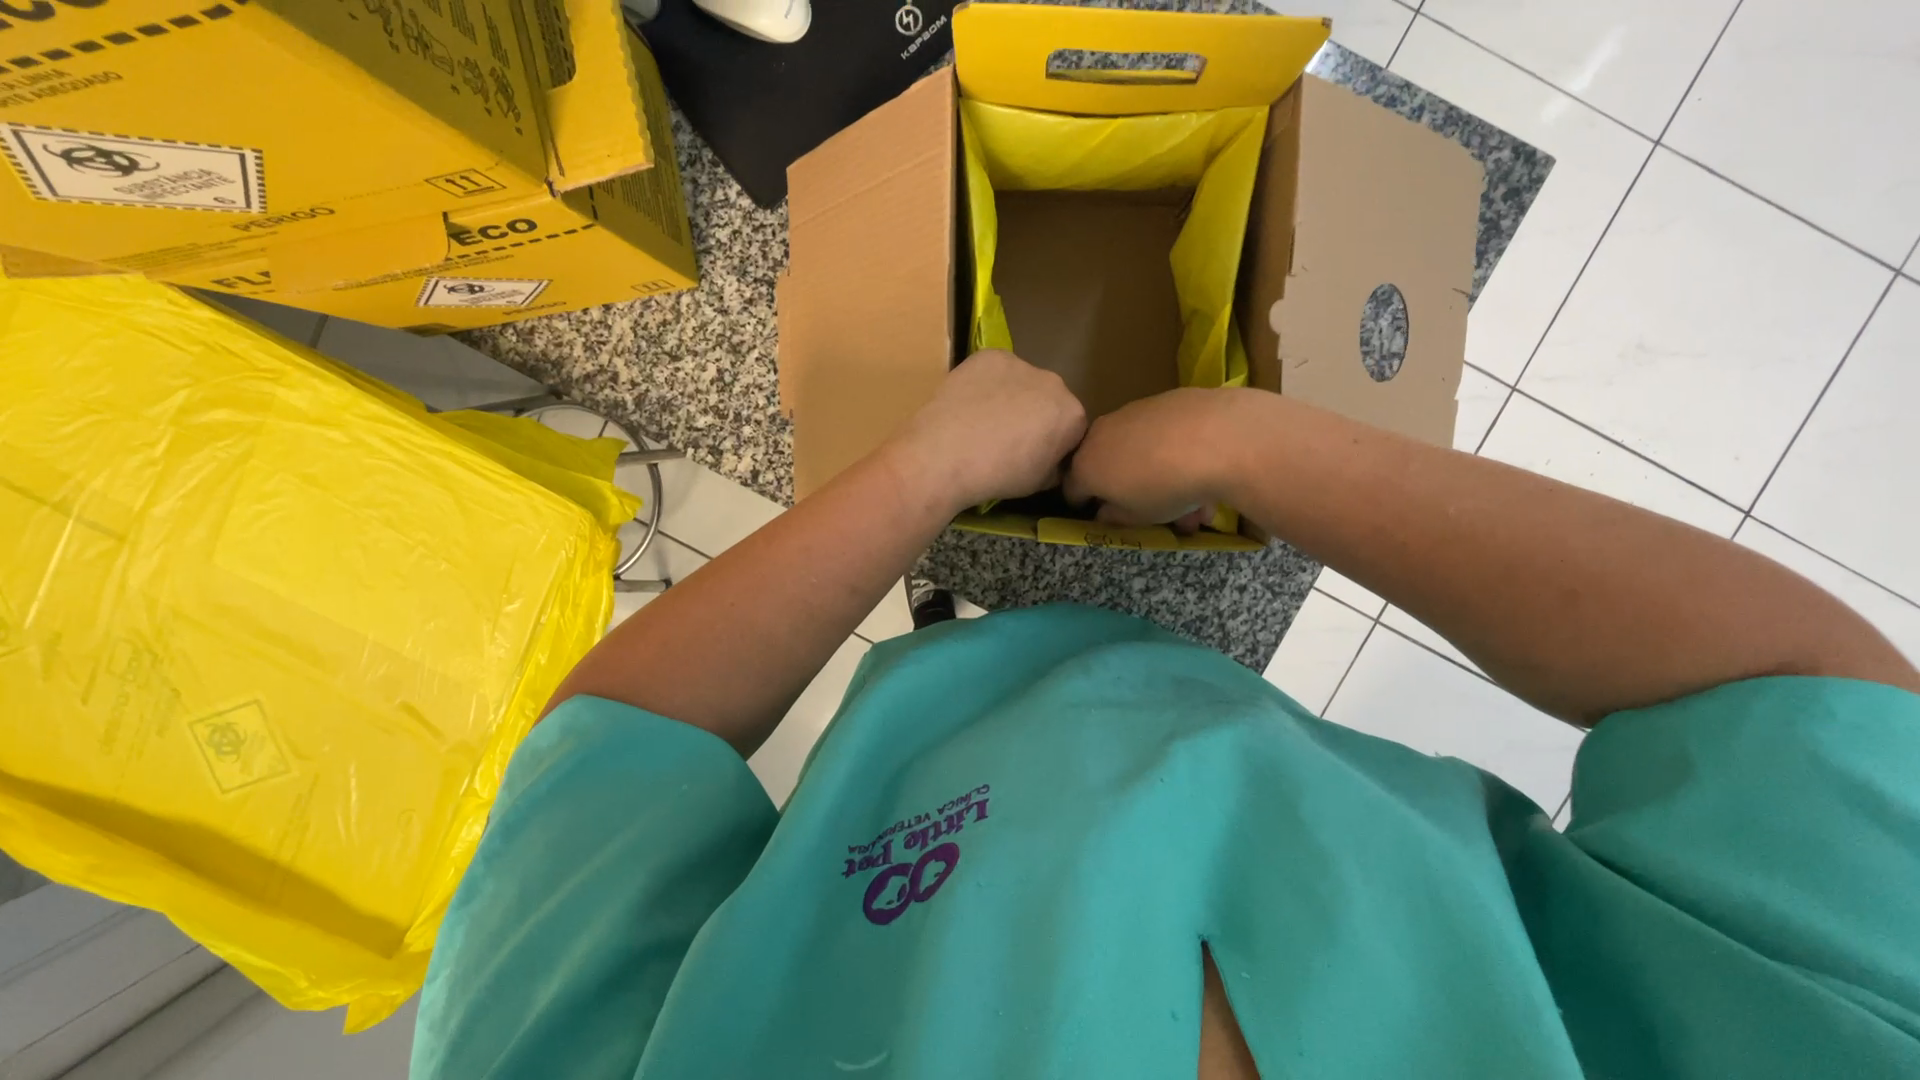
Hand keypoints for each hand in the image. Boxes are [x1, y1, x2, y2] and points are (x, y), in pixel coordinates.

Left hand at [883, 349, 1086, 513]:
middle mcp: (1054, 382)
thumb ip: (1055, 467)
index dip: (1054, 444)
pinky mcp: (989, 355)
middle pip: (1048, 400)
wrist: (945, 455)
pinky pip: (994, 370)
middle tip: (1007, 438)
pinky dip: (985, 383)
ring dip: (1011, 397)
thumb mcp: (1038, 484)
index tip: (1034, 457)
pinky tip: (968, 404)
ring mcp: (1020, 364)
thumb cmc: (997, 476)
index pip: (1072, 428)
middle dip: (1035, 415)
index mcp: (1073, 414)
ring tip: (983, 421)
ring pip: (1021, 382)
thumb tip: (1052, 462)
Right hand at [1063, 387, 1240, 525]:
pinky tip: (1202, 463)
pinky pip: (1160, 432)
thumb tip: (1104, 511)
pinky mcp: (1161, 399)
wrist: (1216, 438)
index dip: (1084, 504)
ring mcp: (1130, 413)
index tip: (1102, 514)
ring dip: (1155, 470)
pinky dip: (1173, 448)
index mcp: (1086, 467)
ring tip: (1193, 497)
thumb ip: (1115, 517)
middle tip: (1155, 508)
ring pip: (1136, 448)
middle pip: (1106, 464)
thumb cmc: (1167, 488)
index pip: (1072, 490)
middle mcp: (1100, 435)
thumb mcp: (1139, 517)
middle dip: (1126, 486)